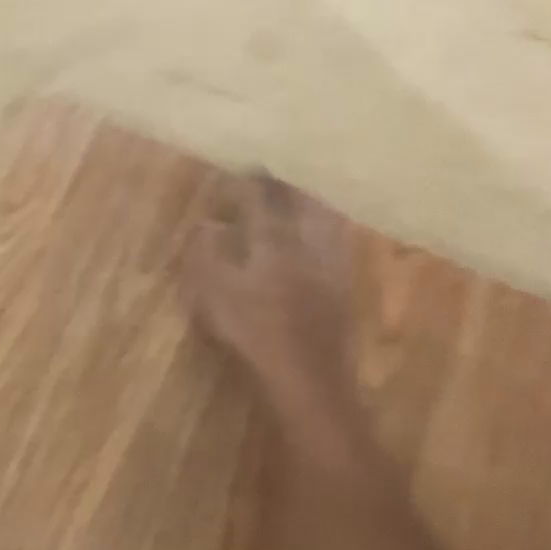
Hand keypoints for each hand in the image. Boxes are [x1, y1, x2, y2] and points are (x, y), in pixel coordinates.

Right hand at [184, 173, 361, 440]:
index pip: (260, 201)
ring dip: (310, 206)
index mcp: (273, 242)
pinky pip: (337, 245)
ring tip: (298, 200)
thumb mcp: (211, 291)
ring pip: (326, 223)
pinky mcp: (344, 290)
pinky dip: (325, 230)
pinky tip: (318, 238)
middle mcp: (308, 246)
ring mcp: (332, 268)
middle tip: (269, 179)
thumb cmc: (250, 331)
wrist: (307, 377)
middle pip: (303, 206)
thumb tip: (208, 223)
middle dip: (285, 189)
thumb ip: (207, 252)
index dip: (246, 185)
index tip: (235, 172)